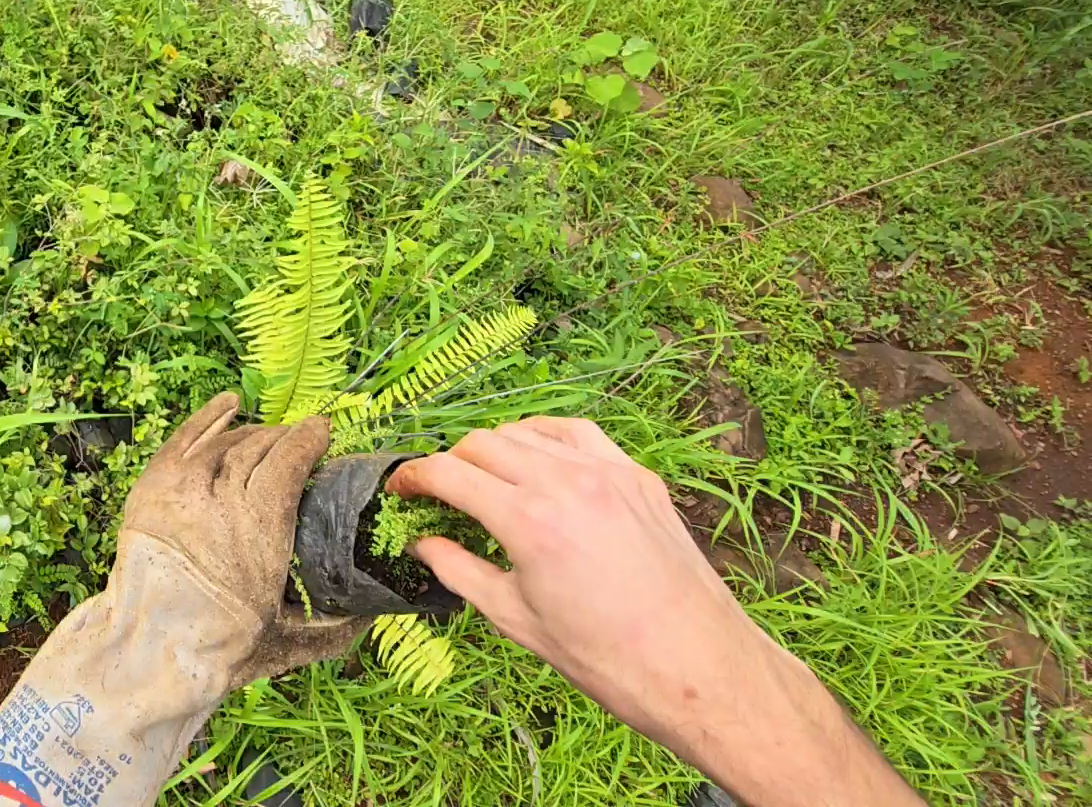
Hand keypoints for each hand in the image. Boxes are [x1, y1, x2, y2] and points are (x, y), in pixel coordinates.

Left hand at [118, 392, 370, 684]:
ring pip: (225, 441)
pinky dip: (209, 417)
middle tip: (300, 438)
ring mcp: (182, 487)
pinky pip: (186, 437)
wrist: (147, 651)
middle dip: (284, 437)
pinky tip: (230, 402)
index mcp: (260, 527)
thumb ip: (336, 628)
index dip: (308, 440)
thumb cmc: (219, 650)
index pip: (288, 461)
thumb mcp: (287, 642)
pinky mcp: (153, 485)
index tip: (324, 430)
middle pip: (258, 447)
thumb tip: (373, 613)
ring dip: (253, 432)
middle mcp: (221, 498)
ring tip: (270, 434)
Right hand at [387, 417, 923, 806]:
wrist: (707, 674)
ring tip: (487, 478)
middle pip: (479, 443)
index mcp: (526, 521)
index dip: (411, 476)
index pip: (445, 473)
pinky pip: (575, 432)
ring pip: (523, 430)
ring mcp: (605, 472)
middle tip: (442, 493)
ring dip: (493, 448)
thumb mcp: (514, 619)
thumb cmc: (606, 659)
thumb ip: (456, 569)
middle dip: (449, 463)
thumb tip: (420, 542)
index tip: (399, 487)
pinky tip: (537, 456)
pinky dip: (544, 436)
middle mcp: (562, 482)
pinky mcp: (637, 476)